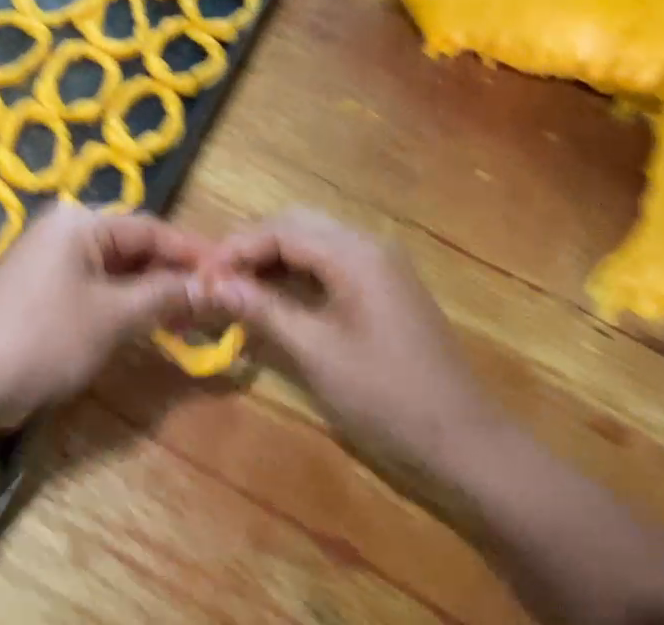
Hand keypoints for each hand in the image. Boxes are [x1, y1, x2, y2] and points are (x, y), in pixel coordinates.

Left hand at [0, 202, 202, 426]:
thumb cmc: (42, 340)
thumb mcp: (113, 317)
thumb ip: (165, 295)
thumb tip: (217, 285)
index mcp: (79, 222)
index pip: (151, 228)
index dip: (194, 253)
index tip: (234, 275)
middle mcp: (64, 230)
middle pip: (134, 246)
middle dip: (174, 274)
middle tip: (216, 302)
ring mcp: (49, 261)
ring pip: (115, 270)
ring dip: (151, 293)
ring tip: (191, 318)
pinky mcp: (40, 291)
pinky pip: (94, 287)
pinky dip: (123, 304)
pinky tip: (149, 325)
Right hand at [197, 210, 500, 467]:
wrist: (463, 439)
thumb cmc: (386, 396)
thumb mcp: (315, 353)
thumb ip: (262, 311)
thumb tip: (210, 284)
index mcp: (354, 254)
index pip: (280, 230)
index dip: (235, 248)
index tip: (201, 276)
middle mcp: (369, 245)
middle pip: (297, 224)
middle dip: (252, 246)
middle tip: (216, 279)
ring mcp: (382, 264)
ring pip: (314, 240)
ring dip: (273, 257)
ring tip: (236, 288)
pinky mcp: (386, 286)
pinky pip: (331, 261)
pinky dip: (298, 272)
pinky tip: (275, 298)